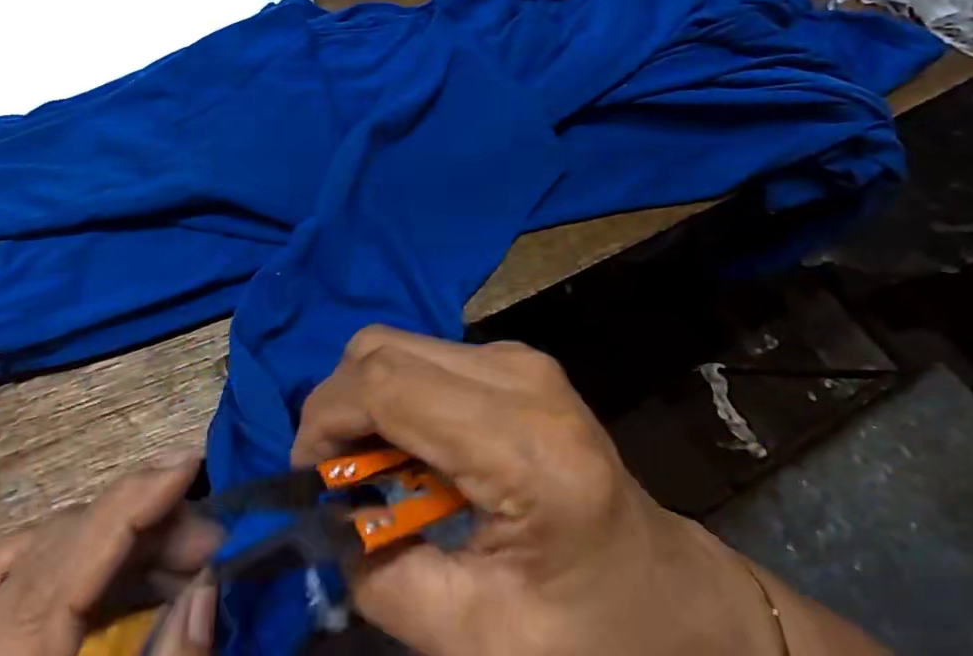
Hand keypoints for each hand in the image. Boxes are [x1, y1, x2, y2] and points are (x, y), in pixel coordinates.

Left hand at [0, 458, 223, 655]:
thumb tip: (210, 582)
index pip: (71, 553)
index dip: (133, 498)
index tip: (191, 462)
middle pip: (66, 544)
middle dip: (151, 526)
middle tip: (216, 543)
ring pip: (48, 553)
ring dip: (127, 544)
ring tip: (188, 560)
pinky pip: (22, 575)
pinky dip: (84, 558)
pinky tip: (126, 568)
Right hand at [290, 327, 792, 655]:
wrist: (662, 587)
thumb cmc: (584, 628)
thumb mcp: (474, 634)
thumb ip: (382, 577)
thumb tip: (328, 514)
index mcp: (523, 445)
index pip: (388, 383)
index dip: (326, 422)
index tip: (310, 483)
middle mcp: (521, 376)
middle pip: (384, 348)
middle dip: (339, 408)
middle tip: (338, 483)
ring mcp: (523, 359)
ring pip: (400, 345)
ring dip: (369, 404)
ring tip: (378, 477)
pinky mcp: (519, 361)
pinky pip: (429, 358)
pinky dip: (400, 399)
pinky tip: (417, 457)